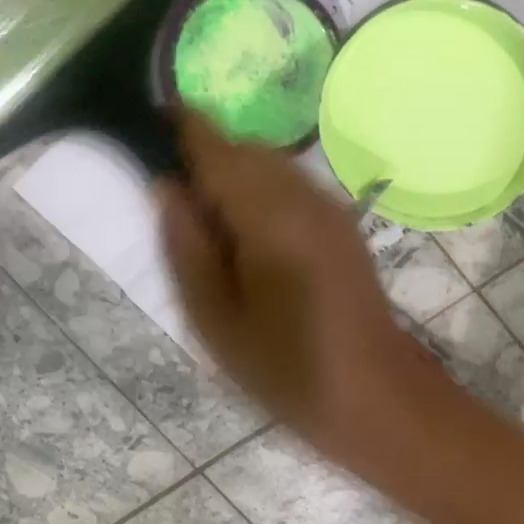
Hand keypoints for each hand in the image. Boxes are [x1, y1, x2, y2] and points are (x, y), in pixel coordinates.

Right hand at [156, 113, 410, 438]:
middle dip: (207, 157)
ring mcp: (331, 207)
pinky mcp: (344, 224)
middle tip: (177, 206)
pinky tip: (251, 240)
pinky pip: (294, 186)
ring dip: (237, 175)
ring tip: (212, 230)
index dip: (180, 127)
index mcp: (268, 214)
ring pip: (272, 164)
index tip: (147, 127)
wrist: (376, 396)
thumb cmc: (285, 369)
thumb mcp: (215, 318)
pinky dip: (264, 192)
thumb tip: (164, 185)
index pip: (216, 144)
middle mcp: (304, 195)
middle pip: (245, 148)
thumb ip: (185, 245)